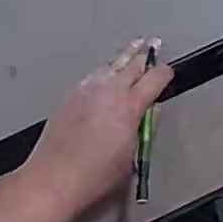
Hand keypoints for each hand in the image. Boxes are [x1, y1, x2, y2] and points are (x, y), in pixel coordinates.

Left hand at [16, 38, 172, 216]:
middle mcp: (109, 92)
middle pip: (132, 64)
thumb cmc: (93, 177)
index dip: (164, 73)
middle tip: (154, 42)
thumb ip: (143, 130)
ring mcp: (88, 91)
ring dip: (125, 56)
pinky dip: (105, 70)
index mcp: (129, 107)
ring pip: (112, 66)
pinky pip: (94, 75)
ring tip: (133, 47)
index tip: (168, 71)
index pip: (154, 80)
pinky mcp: (72, 95)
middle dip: (145, 52)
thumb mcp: (131, 158)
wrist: (54, 178)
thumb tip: (149, 114)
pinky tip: (107, 70)